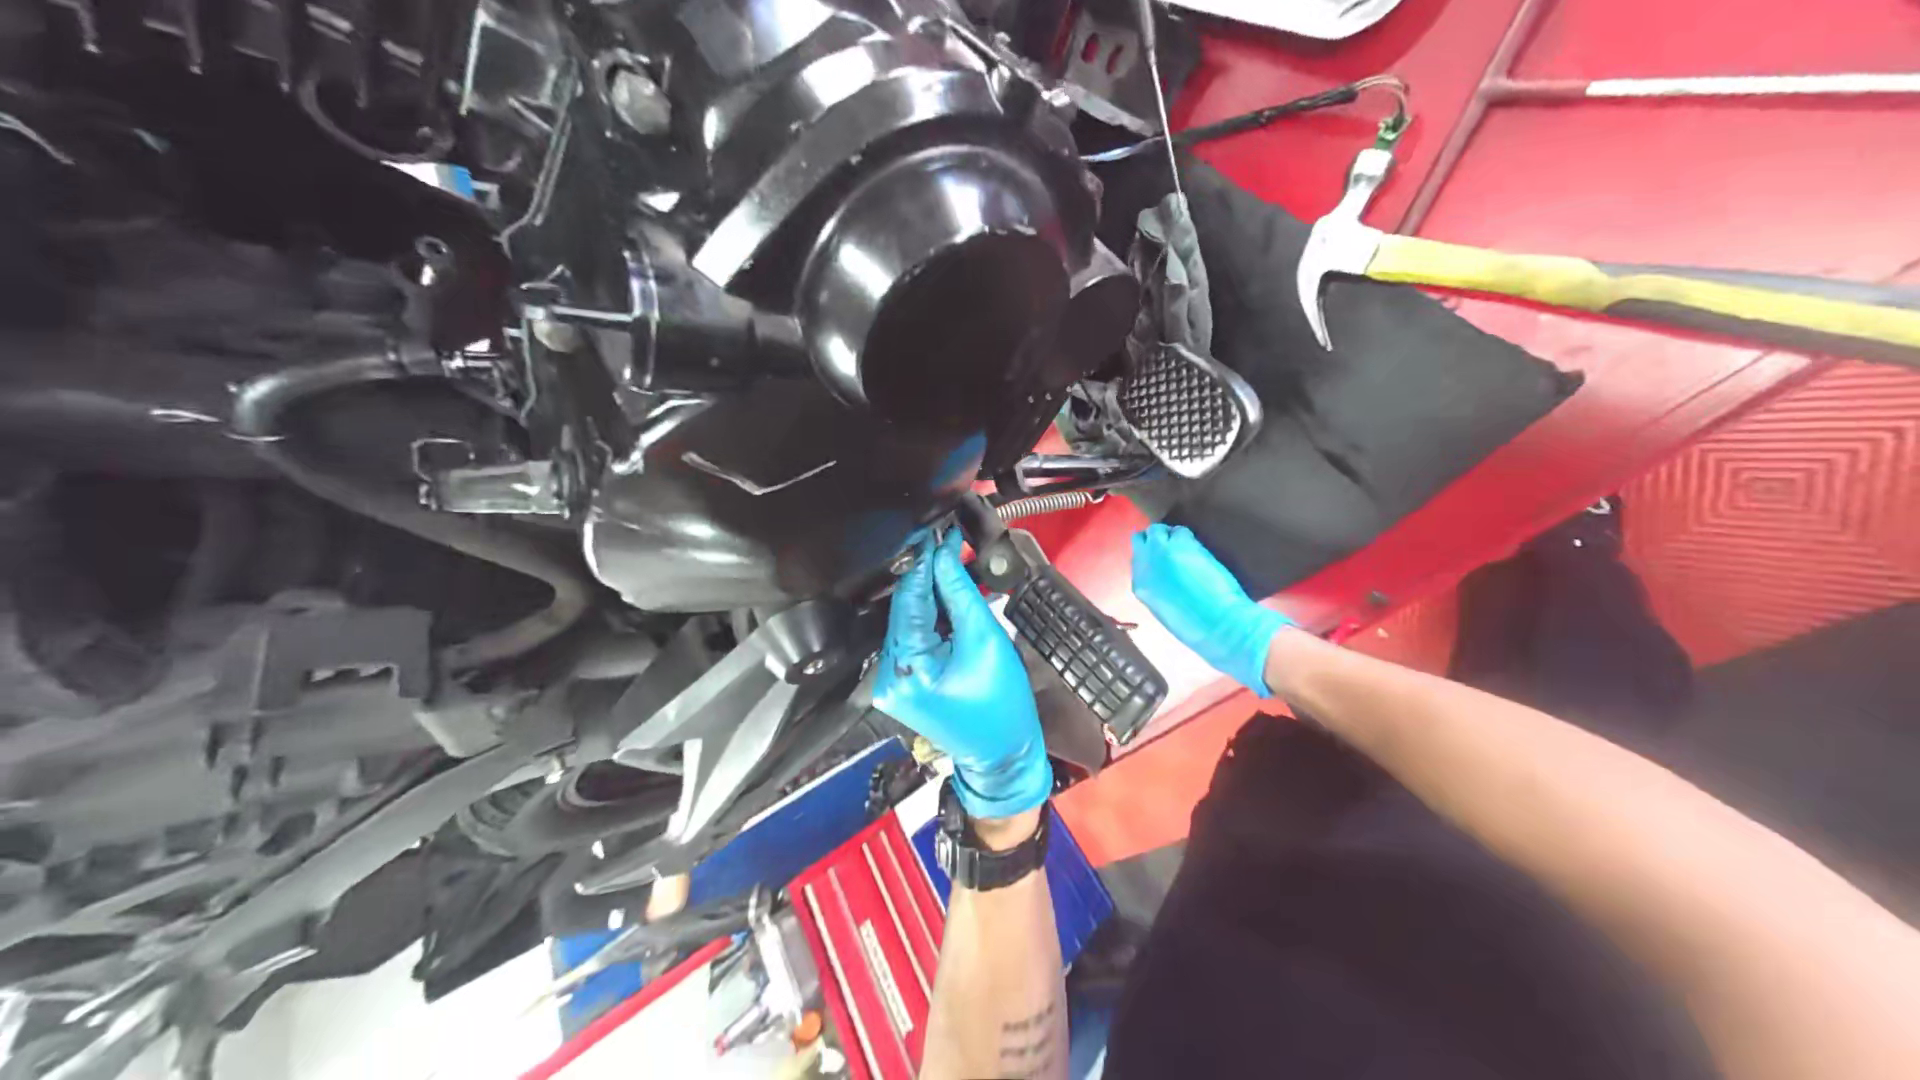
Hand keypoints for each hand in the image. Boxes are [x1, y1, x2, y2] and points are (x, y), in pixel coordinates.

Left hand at [874, 531, 1051, 818]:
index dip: (926, 561)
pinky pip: (911, 637)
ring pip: (906, 620)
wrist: (1002, 756)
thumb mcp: (986, 641)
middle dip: (927, 574)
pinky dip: (929, 616)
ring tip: (949, 564)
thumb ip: (960, 594)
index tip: (940, 534)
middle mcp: (886, 675)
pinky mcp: (900, 682)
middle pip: (903, 608)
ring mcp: (889, 681)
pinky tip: (945, 597)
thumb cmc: (1002, 708)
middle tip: (946, 543)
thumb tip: (946, 556)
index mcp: (905, 668)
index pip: (910, 598)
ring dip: (929, 593)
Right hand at [1131, 524, 1292, 696]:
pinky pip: (1180, 531)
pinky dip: (1187, 536)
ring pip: (1157, 530)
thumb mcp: (1165, 610)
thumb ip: (1157, 589)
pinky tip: (1199, 547)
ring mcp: (1161, 552)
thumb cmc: (1195, 627)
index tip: (1161, 559)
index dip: (1149, 558)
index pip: (1137, 563)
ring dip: (1169, 535)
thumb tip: (1163, 576)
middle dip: (1153, 540)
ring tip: (1185, 544)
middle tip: (1170, 545)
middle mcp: (1144, 566)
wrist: (1219, 625)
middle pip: (1140, 540)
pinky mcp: (1182, 544)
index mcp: (1140, 587)